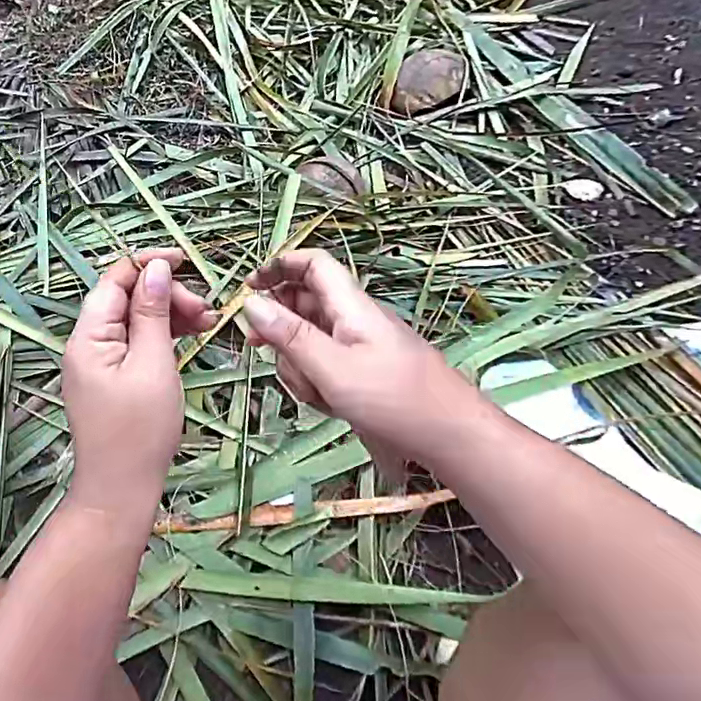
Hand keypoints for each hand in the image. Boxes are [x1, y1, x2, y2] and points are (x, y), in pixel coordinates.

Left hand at [62, 249, 214, 490]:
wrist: (122, 489)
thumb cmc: (140, 432)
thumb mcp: (154, 364)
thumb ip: (154, 313)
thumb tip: (157, 269)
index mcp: (89, 336)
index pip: (115, 280)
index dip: (148, 264)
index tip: (184, 260)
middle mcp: (88, 344)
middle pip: (127, 299)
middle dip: (166, 295)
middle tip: (205, 311)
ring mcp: (99, 362)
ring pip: (135, 321)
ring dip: (169, 315)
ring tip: (206, 323)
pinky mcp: (112, 378)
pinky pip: (136, 344)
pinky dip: (162, 337)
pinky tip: (189, 337)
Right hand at [242, 249, 489, 488]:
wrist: (451, 436)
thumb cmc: (395, 400)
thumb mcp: (333, 369)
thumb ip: (289, 336)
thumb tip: (252, 303)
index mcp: (350, 306)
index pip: (312, 264)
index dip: (279, 267)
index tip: (249, 289)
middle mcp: (354, 319)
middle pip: (303, 306)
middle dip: (281, 331)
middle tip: (262, 351)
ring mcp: (360, 346)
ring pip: (310, 342)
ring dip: (300, 366)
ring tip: (316, 393)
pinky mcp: (364, 371)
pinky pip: (326, 366)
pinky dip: (318, 383)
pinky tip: (330, 405)